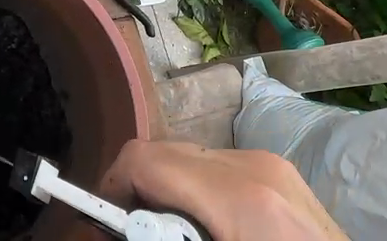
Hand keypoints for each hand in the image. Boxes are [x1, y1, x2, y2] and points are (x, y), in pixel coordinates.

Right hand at [98, 140, 348, 240]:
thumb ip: (162, 235)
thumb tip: (116, 226)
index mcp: (241, 198)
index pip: (145, 159)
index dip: (110, 188)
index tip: (101, 224)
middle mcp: (255, 167)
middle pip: (164, 153)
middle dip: (140, 194)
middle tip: (136, 234)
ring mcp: (274, 167)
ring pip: (190, 158)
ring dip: (171, 194)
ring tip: (178, 235)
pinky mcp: (285, 176)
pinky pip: (220, 169)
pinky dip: (201, 195)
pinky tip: (211, 230)